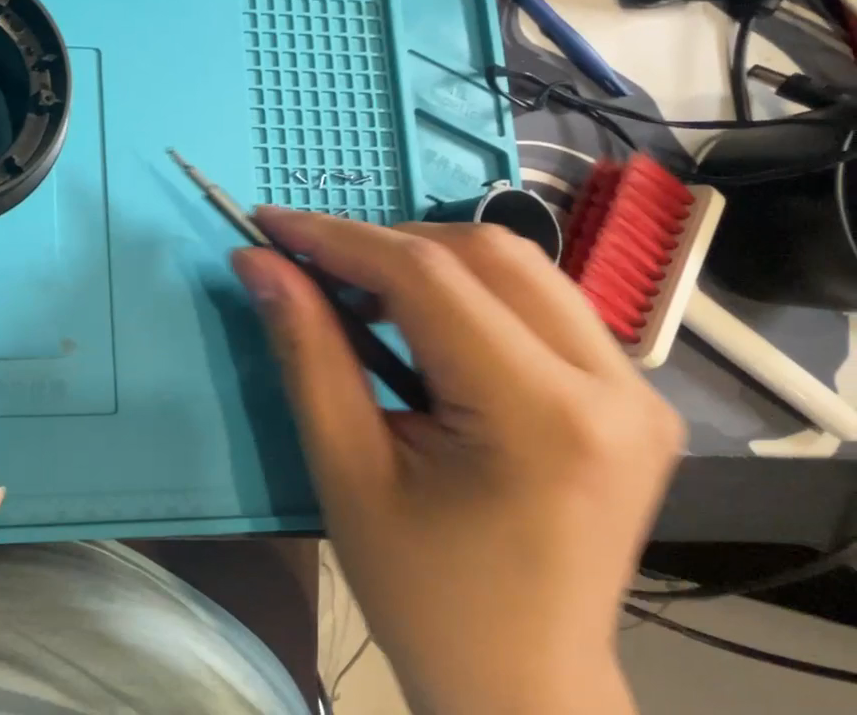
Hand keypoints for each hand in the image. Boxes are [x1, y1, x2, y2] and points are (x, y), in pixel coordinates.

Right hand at [232, 209, 683, 714]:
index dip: (338, 238)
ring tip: (352, 289)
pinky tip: (413, 321)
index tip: (266, 224)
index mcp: (542, 415)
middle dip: (383, 242)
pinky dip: (464, 291)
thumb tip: (258, 262)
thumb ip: (306, 349)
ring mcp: (635, 391)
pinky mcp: (628, 398)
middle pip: (489, 254)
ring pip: (521, 268)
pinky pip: (540, 305)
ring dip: (425, 260)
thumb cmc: (419, 586)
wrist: (520, 676)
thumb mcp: (344, 465)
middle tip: (307, 264)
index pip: (430, 278)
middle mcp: (613, 387)